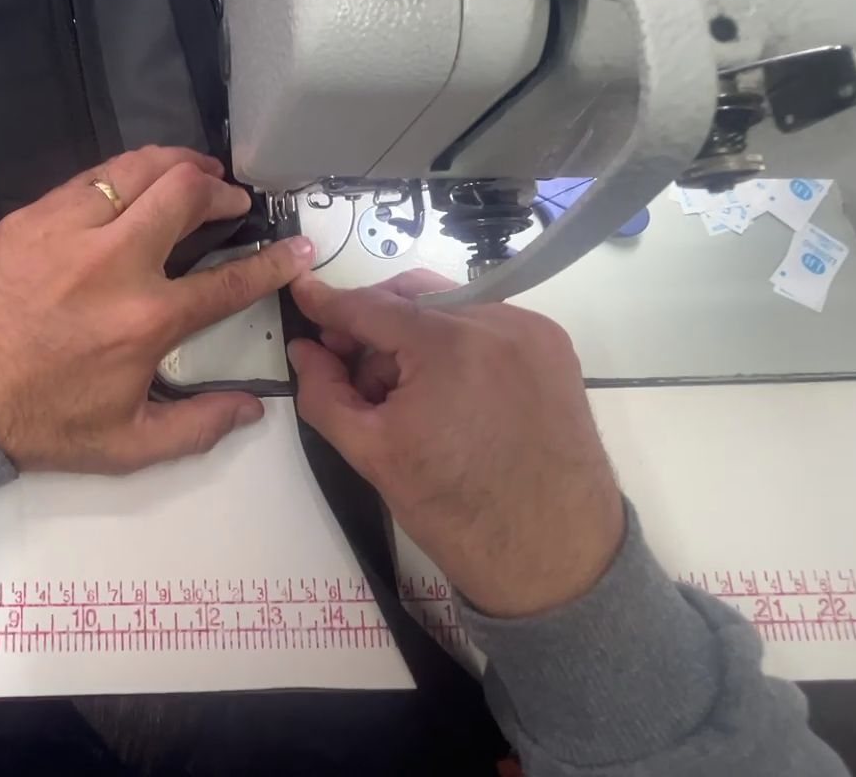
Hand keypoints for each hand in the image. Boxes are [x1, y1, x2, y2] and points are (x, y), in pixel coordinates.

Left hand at [0, 146, 316, 473]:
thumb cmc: (40, 422)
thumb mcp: (127, 445)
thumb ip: (198, 427)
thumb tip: (253, 407)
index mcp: (146, 320)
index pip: (229, 280)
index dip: (273, 262)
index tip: (295, 248)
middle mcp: (114, 262)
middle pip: (185, 194)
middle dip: (221, 189)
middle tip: (230, 200)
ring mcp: (68, 230)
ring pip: (138, 167)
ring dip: (177, 163)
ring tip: (194, 171)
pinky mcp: (31, 217)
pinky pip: (90, 176)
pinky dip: (124, 174)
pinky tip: (130, 186)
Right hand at [288, 270, 623, 617]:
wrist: (553, 560)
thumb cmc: (456, 511)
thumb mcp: (370, 451)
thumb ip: (324, 391)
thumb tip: (303, 350)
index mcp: (452, 344)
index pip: (372, 306)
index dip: (328, 302)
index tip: (302, 294)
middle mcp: (499, 321)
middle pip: (411, 295)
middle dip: (371, 322)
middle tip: (346, 363)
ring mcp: (533, 332)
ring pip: (447, 306)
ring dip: (410, 334)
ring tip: (400, 392)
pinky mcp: (554, 349)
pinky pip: (483, 323)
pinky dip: (451, 342)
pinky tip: (441, 391)